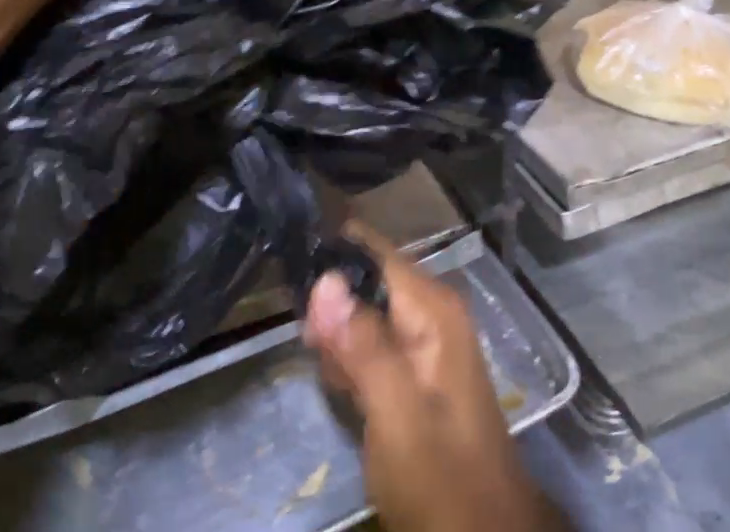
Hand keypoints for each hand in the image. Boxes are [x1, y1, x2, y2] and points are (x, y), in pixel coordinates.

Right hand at [305, 228, 564, 531]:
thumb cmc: (441, 477)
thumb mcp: (396, 414)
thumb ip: (362, 345)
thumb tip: (326, 279)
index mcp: (433, 309)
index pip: (373, 251)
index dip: (329, 255)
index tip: (288, 268)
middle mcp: (431, 312)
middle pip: (363, 280)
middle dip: (328, 307)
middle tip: (317, 352)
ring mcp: (424, 341)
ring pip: (361, 313)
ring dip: (336, 339)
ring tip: (334, 378)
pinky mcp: (413, 369)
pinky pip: (369, 343)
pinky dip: (349, 360)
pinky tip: (344, 388)